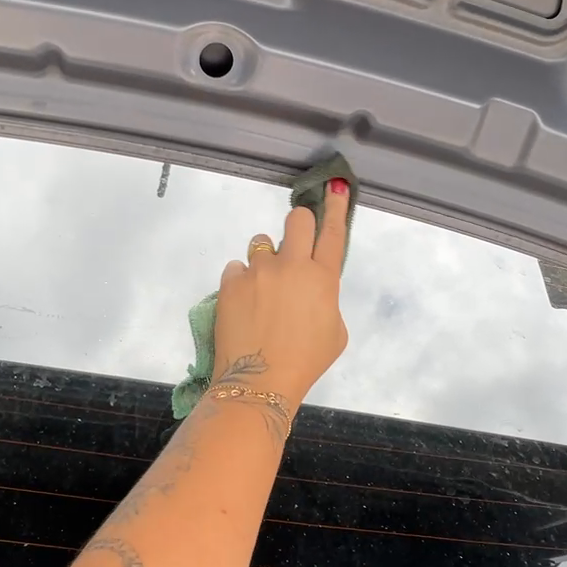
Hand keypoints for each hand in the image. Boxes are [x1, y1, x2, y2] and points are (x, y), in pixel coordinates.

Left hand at [211, 177, 350, 403]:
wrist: (259, 380)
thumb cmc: (305, 362)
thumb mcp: (335, 333)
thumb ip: (326, 299)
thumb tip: (312, 287)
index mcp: (323, 279)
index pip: (333, 233)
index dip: (335, 206)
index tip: (334, 186)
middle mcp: (292, 266)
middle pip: (296, 220)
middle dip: (297, 226)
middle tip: (293, 245)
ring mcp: (259, 271)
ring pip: (261, 243)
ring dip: (264, 260)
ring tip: (262, 291)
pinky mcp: (231, 282)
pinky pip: (236, 268)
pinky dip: (241, 281)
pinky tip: (243, 304)